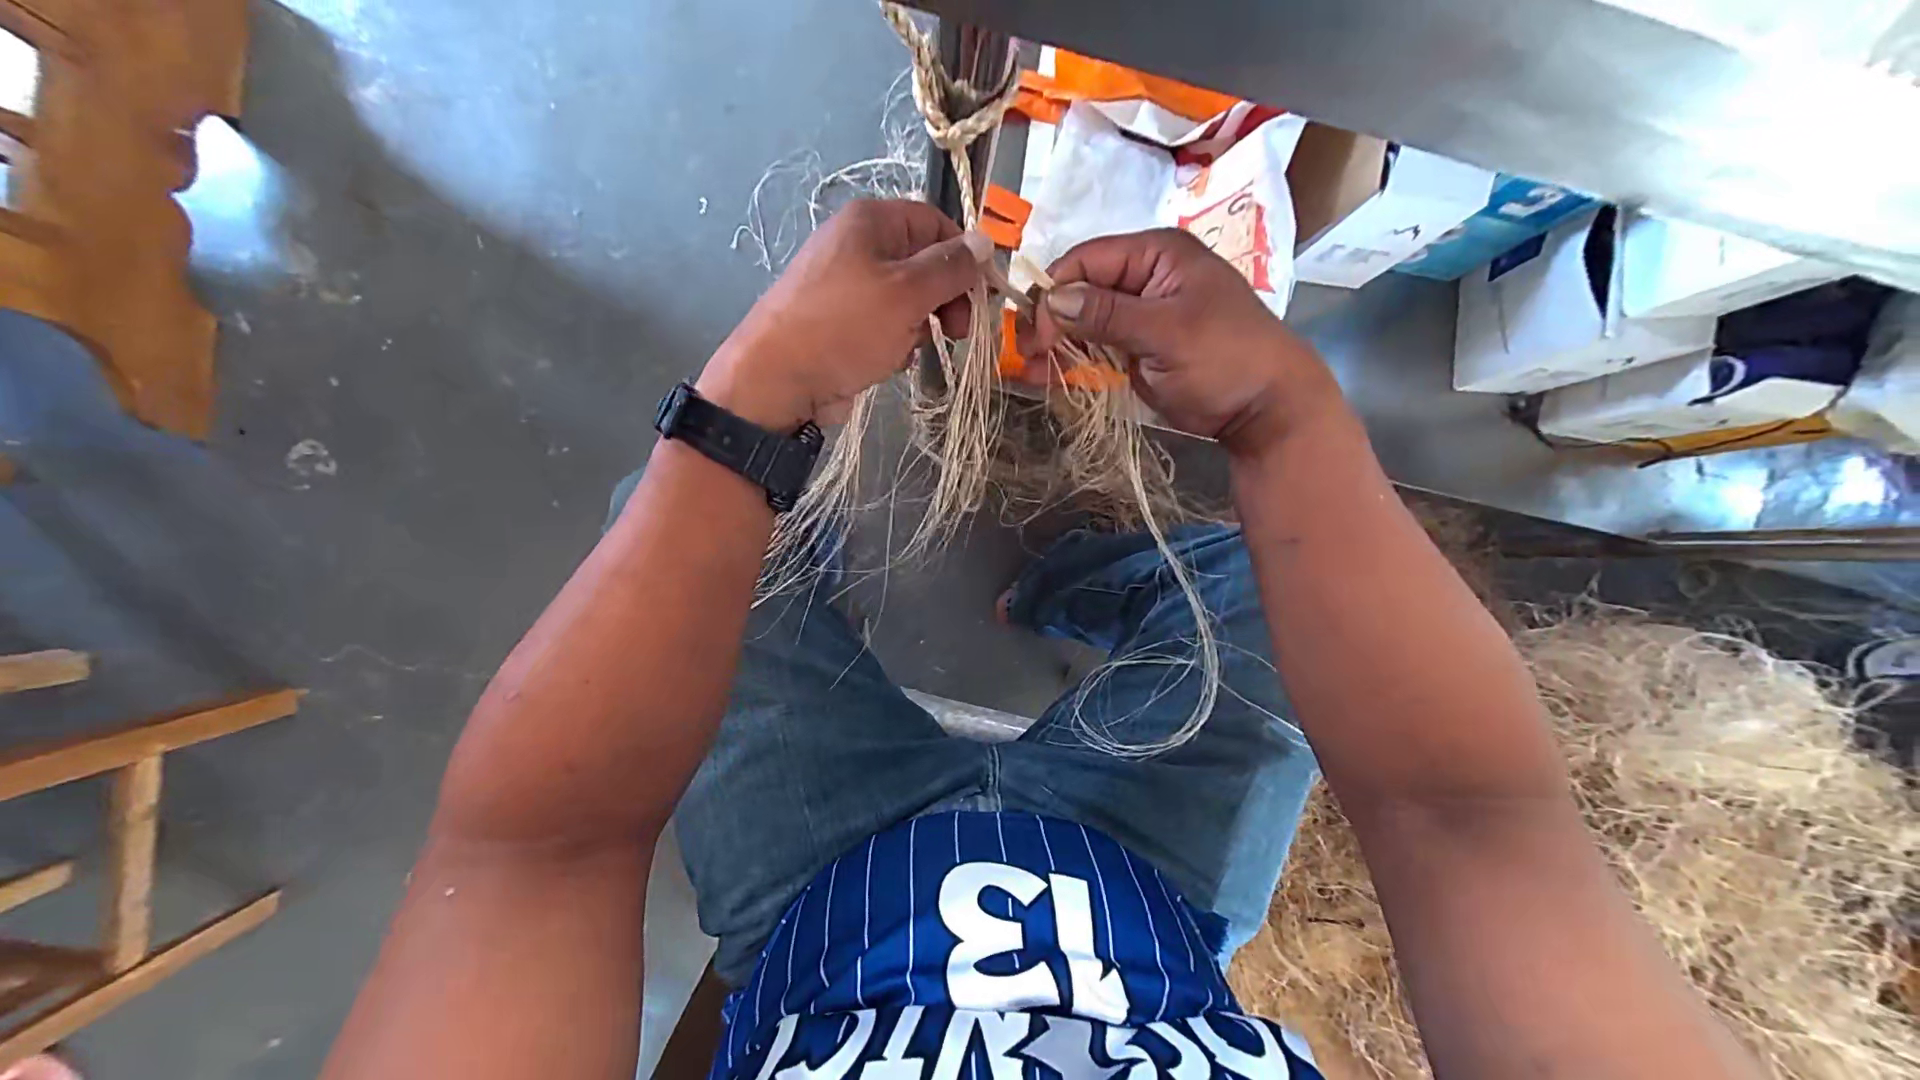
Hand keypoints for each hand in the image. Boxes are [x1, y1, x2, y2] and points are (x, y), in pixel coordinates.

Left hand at [700, 200, 989, 428]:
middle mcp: (857, 246)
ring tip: (908, 348)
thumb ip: (951, 267)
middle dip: (945, 298)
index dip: (965, 256)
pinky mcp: (840, 323)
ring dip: (920, 325)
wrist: (777, 381)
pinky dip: (894, 342)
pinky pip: (884, 325)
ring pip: (907, 300)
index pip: (935, 223)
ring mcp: (846, 287)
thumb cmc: (846, 327)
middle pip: (923, 264)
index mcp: (871, 222)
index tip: (984, 294)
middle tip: (959, 333)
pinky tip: (887, 360)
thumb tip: (985, 241)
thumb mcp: (908, 293)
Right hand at [1028, 229, 1341, 457]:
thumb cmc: (1225, 359)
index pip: (1088, 260)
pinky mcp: (1133, 350)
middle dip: (1049, 320)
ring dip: (1053, 344)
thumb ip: (1108, 314)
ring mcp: (1136, 317)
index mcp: (1156, 256)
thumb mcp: (1167, 332)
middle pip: (1080, 290)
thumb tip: (1053, 297)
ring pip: (1081, 323)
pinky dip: (1069, 362)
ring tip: (1026, 368)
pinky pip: (1093, 349)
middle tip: (1026, 353)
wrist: (1262, 408)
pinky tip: (1042, 376)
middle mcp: (1142, 279)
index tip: (1039, 332)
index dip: (1057, 291)